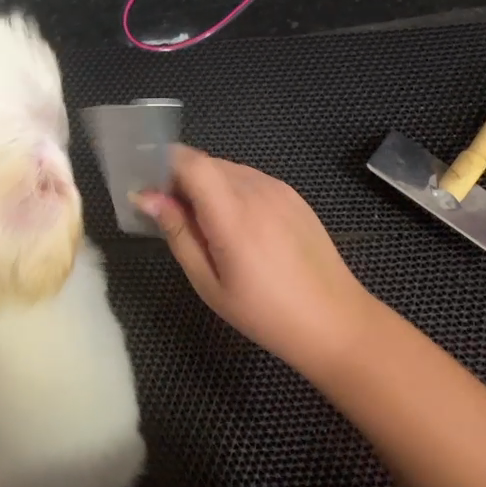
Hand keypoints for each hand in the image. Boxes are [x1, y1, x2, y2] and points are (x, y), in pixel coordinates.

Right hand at [133, 146, 378, 375]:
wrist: (339, 325)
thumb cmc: (266, 313)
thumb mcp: (208, 283)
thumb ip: (177, 233)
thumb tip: (146, 197)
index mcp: (233, 213)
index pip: (189, 161)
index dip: (162, 165)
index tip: (148, 189)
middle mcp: (256, 190)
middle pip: (204, 162)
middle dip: (180, 180)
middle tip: (173, 217)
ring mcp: (279, 190)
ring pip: (225, 169)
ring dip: (206, 186)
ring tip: (208, 228)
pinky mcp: (294, 196)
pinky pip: (248, 179)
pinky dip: (231, 192)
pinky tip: (238, 228)